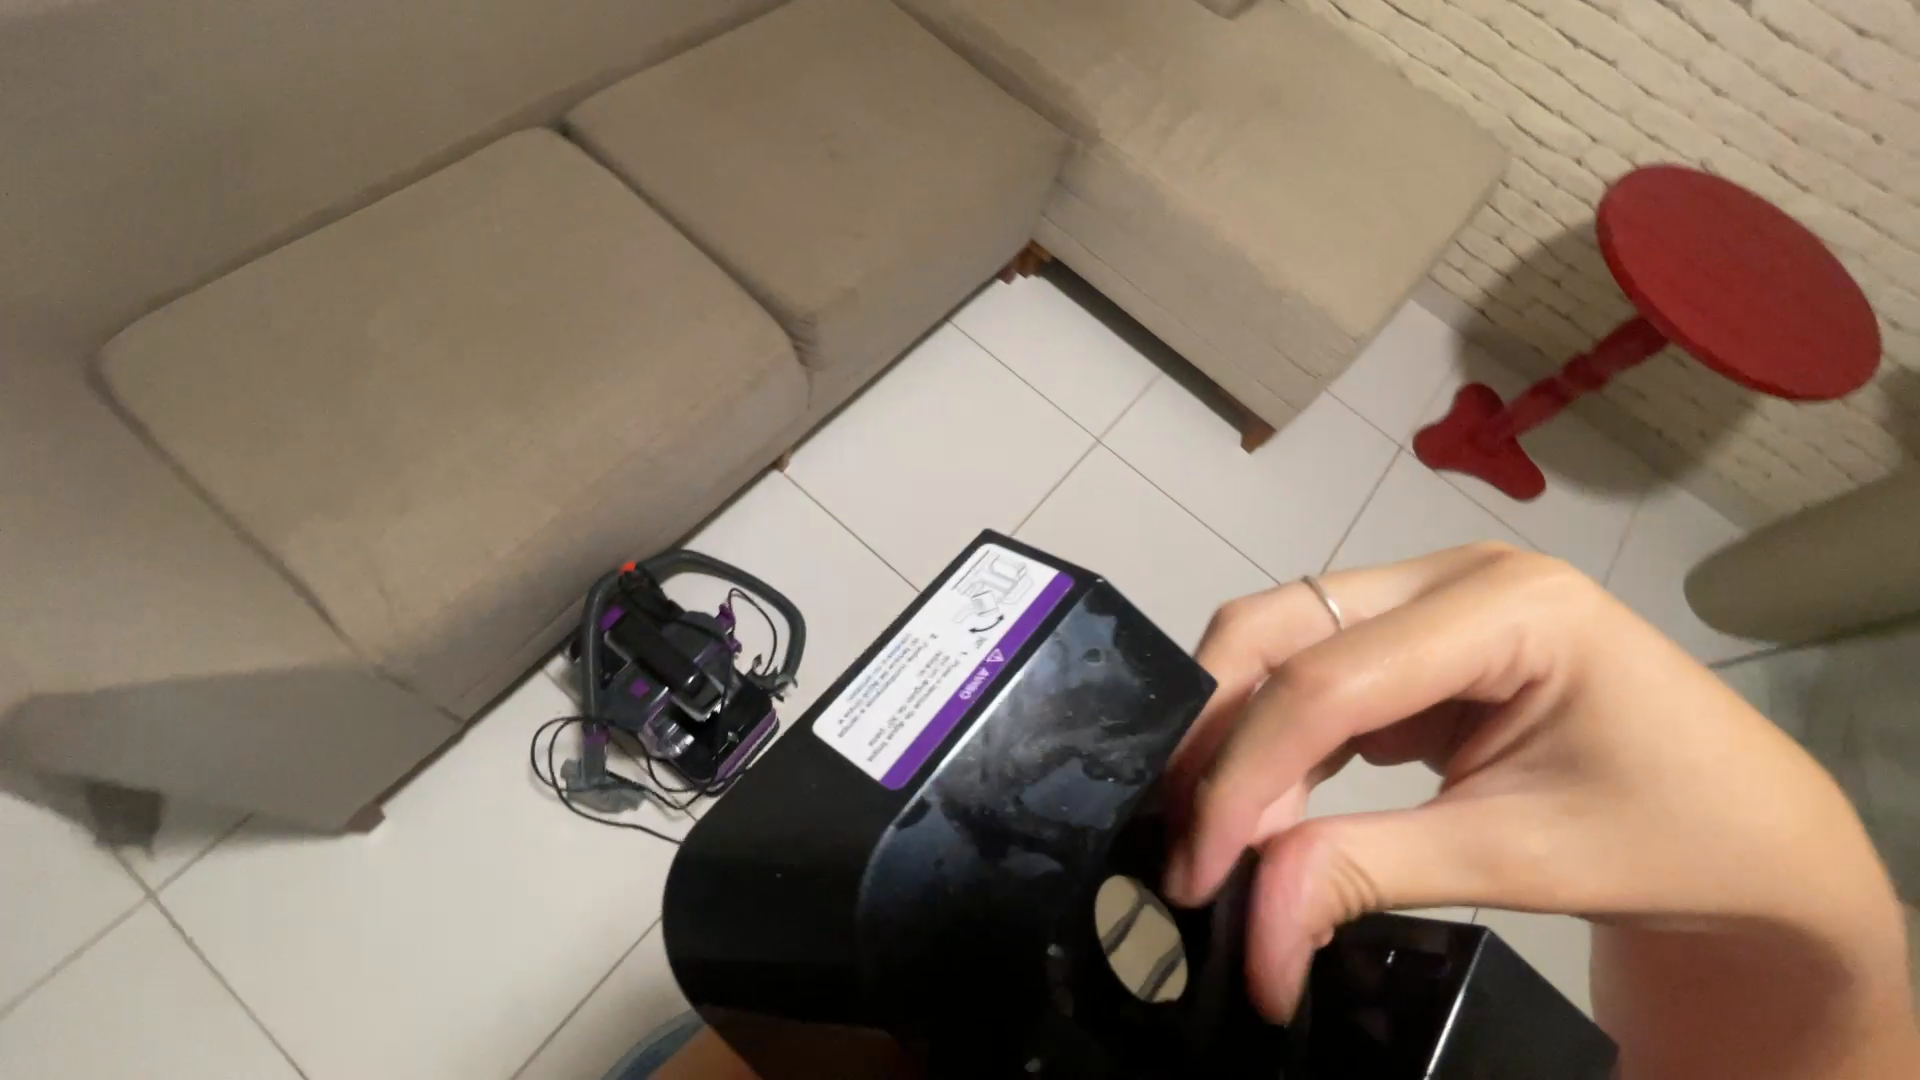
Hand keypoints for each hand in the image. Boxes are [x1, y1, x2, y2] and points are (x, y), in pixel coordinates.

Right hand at [1162, 544, 1916, 1078]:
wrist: (1746, 833)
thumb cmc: (1672, 841)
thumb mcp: (1517, 859)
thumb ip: (1364, 872)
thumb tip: (1246, 927)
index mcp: (1503, 607)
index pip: (1326, 680)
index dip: (1243, 773)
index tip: (1196, 865)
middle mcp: (1442, 579)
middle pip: (1275, 629)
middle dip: (1214, 732)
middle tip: (1181, 830)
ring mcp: (1416, 600)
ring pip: (1272, 643)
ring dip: (1230, 736)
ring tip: (1210, 828)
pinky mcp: (1398, 639)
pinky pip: (1301, 674)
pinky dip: (1268, 741)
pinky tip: (1259, 802)